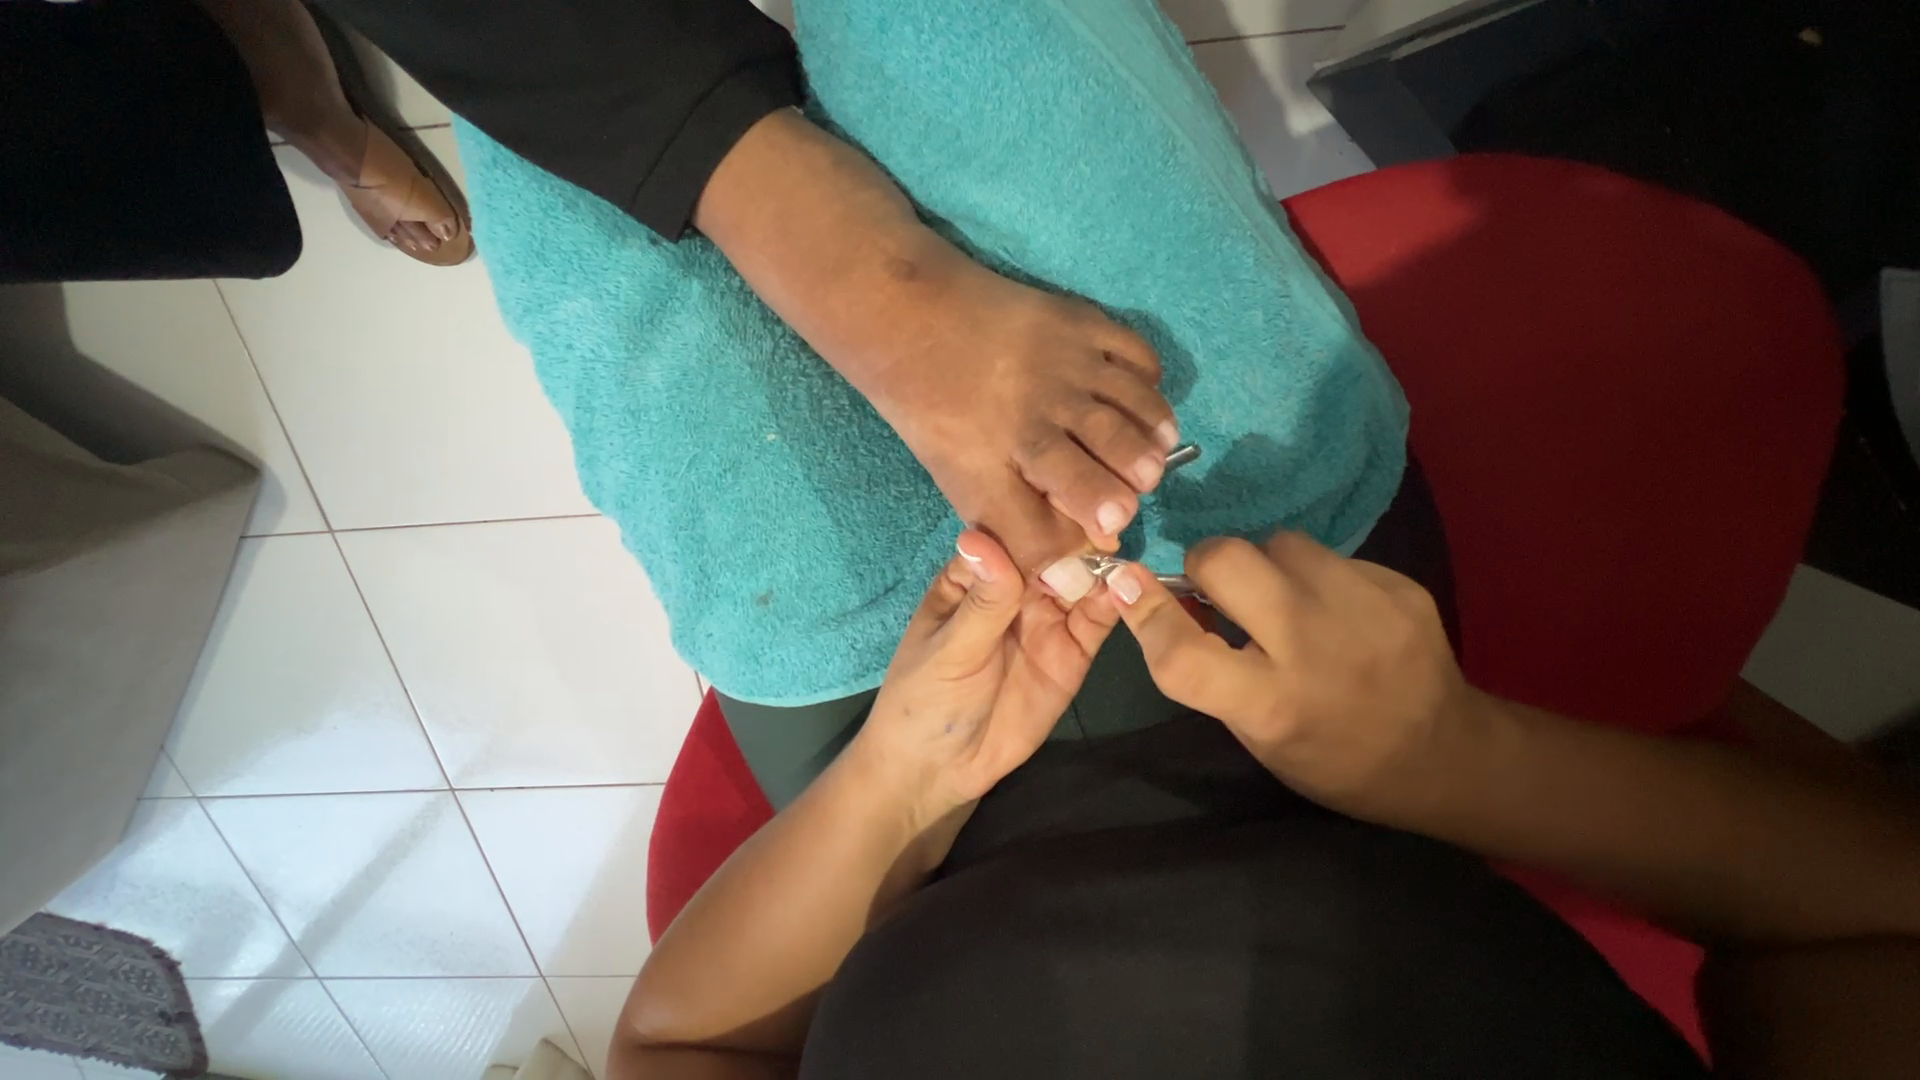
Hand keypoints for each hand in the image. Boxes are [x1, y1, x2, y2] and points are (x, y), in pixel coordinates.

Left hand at [691, 110, 1174, 588]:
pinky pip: (1136, 356)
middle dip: (1121, 503)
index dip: (1068, 551)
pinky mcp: (1079, 323)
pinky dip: (1149, 385)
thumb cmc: (934, 411)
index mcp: (985, 469)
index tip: (1090, 543)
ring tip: (1153, 461)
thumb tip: (1074, 555)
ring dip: (1150, 445)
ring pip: (1129, 418)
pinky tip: (1143, 402)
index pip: (1038, 534)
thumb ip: (1010, 517)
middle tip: (1128, 505)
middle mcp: (1028, 422)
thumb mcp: (956, 476)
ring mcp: (1060, 367)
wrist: (914, 319)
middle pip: (1094, 481)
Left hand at [848, 529, 1121, 820]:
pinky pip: (1098, 620)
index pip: (1012, 533)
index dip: (1040, 516)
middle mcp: (1016, 586)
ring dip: (1103, 566)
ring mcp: (1048, 617)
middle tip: (1108, 523)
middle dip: (1080, 537)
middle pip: (1055, 550)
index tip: (1071, 498)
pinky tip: (1130, 589)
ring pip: (1082, 579)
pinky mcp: (1073, 651)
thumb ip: (981, 602)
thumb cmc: (925, 699)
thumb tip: (983, 536)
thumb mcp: (948, 649)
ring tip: (1121, 555)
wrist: (941, 769)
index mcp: (976, 574)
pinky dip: (1116, 602)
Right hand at [1107, 531, 1476, 820]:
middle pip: (1227, 560)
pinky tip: (1334, 607)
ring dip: (1263, 564)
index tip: (1125, 583)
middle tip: (1218, 587)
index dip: (1144, 613)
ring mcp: (1364, 610)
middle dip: (1206, 564)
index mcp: (1272, 704)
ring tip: (1284, 598)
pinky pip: (1328, 555)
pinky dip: (1314, 575)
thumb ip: (1211, 669)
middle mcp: (1315, 650)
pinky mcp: (1399, 586)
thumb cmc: (1330, 759)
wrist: (1446, 756)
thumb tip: (1161, 597)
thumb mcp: (1256, 735)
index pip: (1183, 652)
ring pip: (1278, 542)